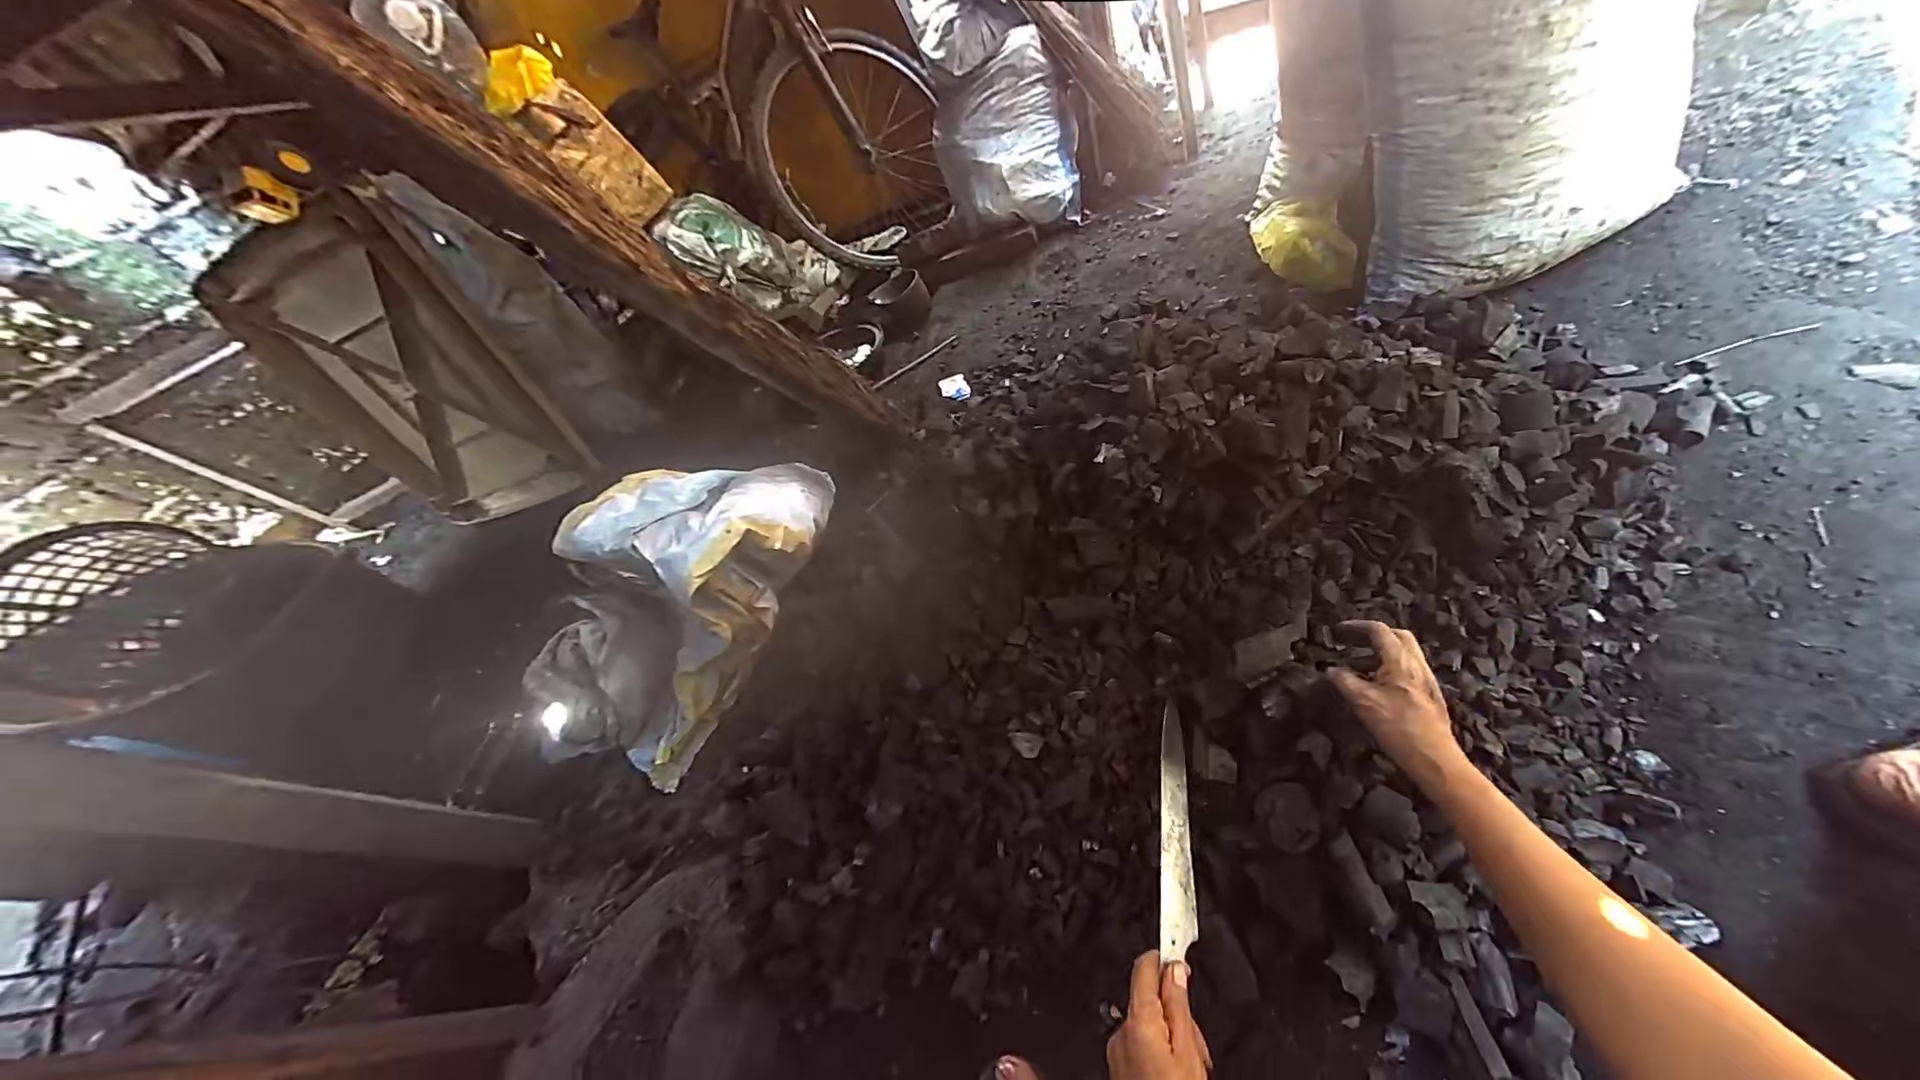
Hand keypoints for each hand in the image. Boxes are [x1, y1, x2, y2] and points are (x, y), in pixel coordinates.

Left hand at [1108, 952, 1209, 1079]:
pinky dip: (1159, 1049)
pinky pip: (1140, 1043)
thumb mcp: (1188, 1052)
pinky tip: (1175, 1069)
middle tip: (1196, 1041)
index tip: (1179, 953)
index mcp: (1138, 1021)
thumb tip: (1176, 970)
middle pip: (1149, 998)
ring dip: (1170, 1033)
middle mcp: (1121, 1031)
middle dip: (1174, 1010)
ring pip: (1148, 1022)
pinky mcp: (1119, 1065)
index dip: (1164, 958)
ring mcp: (1117, 1049)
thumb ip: (1180, 1007)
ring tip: (1190, 1063)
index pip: (1145, 968)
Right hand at [1326, 620, 1463, 791]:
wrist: (1435, 759)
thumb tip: (1331, 670)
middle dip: (1373, 635)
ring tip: (1356, 666)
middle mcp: (1418, 666)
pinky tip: (1375, 685)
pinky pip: (1407, 669)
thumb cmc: (1398, 728)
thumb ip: (1344, 681)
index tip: (1338, 631)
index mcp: (1401, 663)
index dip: (1356, 627)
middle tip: (1351, 642)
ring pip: (1404, 654)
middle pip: (1398, 637)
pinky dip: (1388, 668)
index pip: (1379, 631)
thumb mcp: (1363, 703)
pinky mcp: (1429, 694)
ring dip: (1379, 653)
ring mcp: (1427, 680)